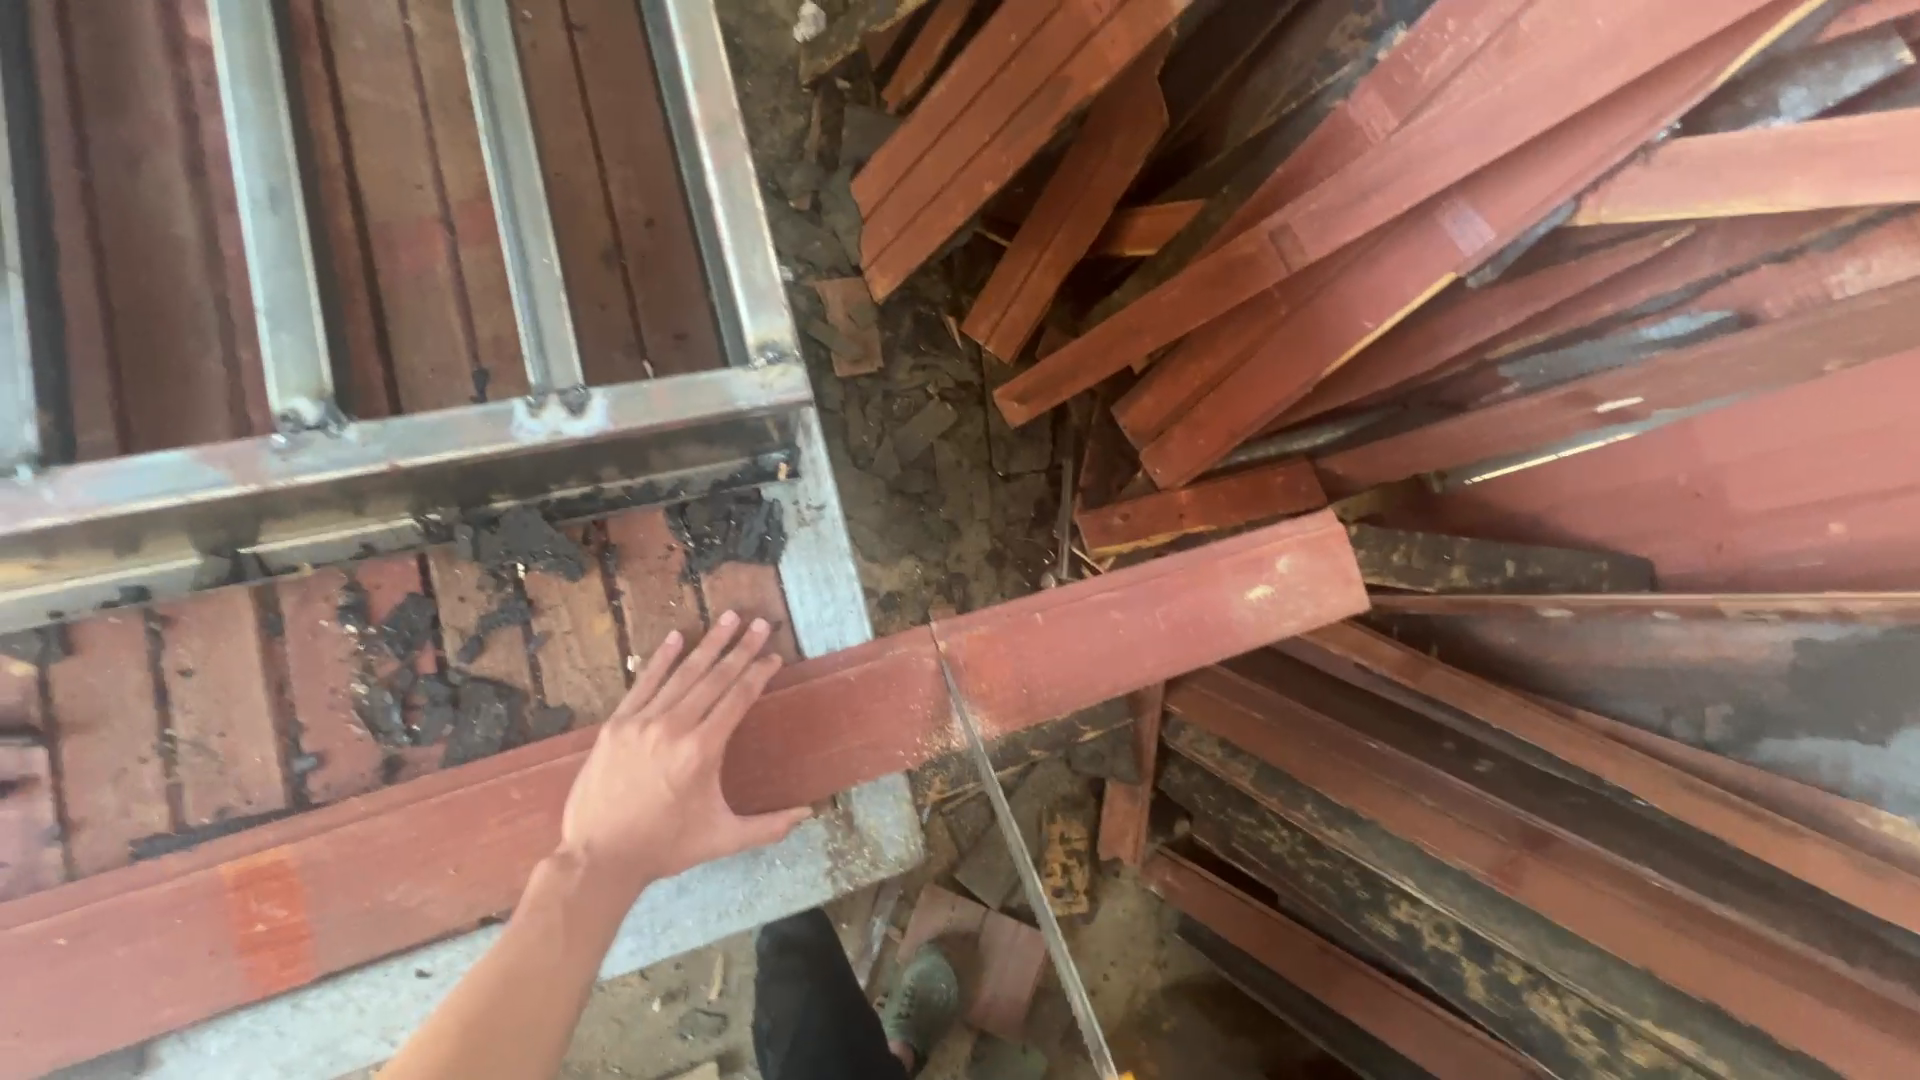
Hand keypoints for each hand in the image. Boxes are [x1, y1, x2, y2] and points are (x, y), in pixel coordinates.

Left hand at [555, 611, 810, 903]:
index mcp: (702, 751)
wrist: (598, 857)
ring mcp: (641, 723)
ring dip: (709, 644)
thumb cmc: (665, 847)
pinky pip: (644, 683)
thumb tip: (810, 813)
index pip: (738, 698)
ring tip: (729, 618)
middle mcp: (673, 728)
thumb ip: (769, 826)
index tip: (773, 656)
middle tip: (760, 623)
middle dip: (741, 648)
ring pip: (682, 674)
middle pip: (715, 677)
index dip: (758, 673)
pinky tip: (677, 637)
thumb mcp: (723, 839)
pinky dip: (662, 659)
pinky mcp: (616, 725)